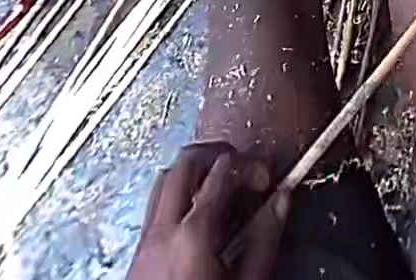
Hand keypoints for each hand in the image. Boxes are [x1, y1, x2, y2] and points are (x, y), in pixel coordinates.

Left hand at [127, 142, 288, 279]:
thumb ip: (265, 238)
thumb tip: (282, 199)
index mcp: (194, 234)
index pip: (224, 169)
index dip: (252, 164)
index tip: (267, 179)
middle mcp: (163, 231)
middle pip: (186, 162)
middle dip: (217, 154)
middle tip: (241, 166)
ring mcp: (144, 245)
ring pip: (162, 180)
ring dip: (193, 172)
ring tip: (219, 185)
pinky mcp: (134, 261)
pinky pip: (154, 210)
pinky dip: (177, 197)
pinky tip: (198, 219)